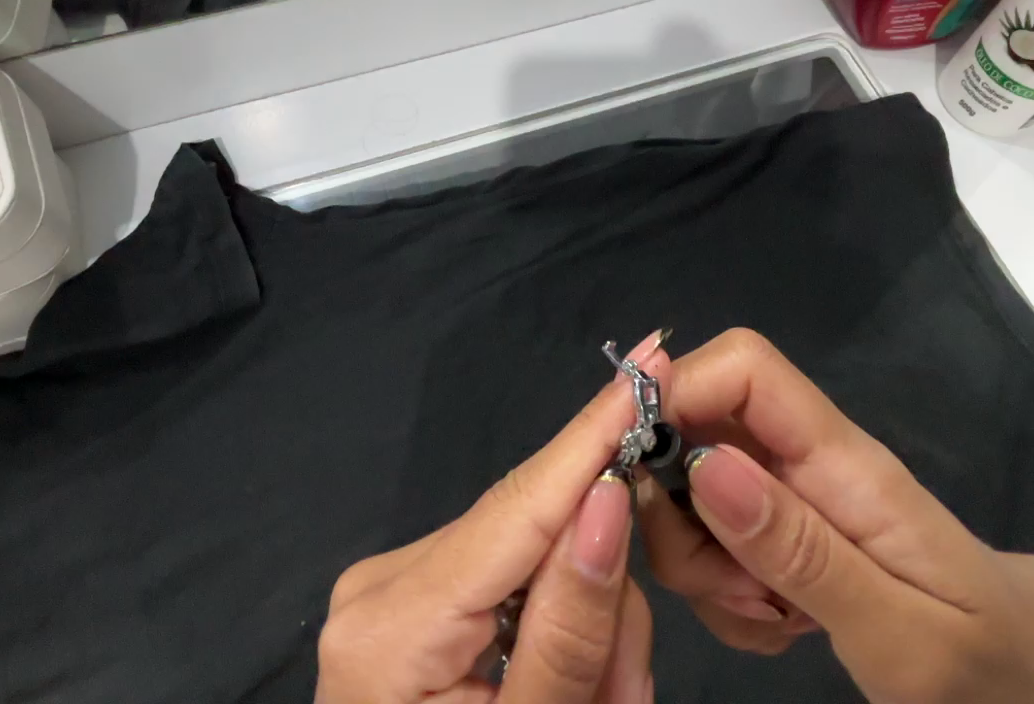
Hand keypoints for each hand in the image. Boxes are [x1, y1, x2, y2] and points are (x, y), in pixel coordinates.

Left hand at [315, 336, 667, 703]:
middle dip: (603, 602)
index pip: (520, 506)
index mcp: (394, 623)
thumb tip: (609, 495)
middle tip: (621, 695)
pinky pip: (513, 584)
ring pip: (534, 559)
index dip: (594, 431)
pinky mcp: (414, 604)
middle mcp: (383, 584)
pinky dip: (557, 630)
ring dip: (587, 630)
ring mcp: (393, 591)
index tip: (651, 362)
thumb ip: (571, 626)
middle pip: (534, 535)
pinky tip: (560, 686)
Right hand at [641, 329, 1033, 701]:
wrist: (1030, 674)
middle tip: (737, 592)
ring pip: (683, 494)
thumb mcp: (902, 631)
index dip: (679, 390)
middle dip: (677, 515)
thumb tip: (702, 464)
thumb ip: (801, 550)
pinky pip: (703, 541)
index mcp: (835, 456)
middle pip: (692, 432)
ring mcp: (781, 492)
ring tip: (773, 620)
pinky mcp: (770, 527)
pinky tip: (777, 625)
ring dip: (700, 566)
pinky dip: (718, 592)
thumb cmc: (987, 654)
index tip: (648, 473)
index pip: (743, 365)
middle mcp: (797, 458)